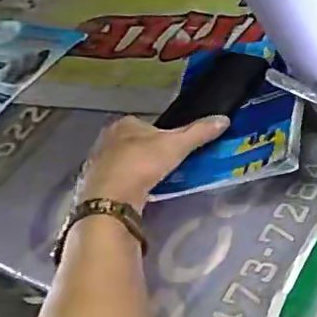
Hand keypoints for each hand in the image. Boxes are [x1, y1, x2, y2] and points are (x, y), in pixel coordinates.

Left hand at [76, 115, 228, 210]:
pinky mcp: (93, 182)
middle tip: (164, 166)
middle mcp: (106, 138)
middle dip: (146, 151)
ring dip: (135, 168)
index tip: (172, 149)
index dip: (161, 135)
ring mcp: (97, 161)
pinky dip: (125, 183)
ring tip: (152, 181)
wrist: (111, 197)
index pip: (146, 124)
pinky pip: (114, 178)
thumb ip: (199, 132)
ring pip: (122, 160)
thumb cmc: (142, 164)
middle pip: (132, 141)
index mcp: (125, 124)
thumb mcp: (177, 146)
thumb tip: (224, 119)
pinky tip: (136, 192)